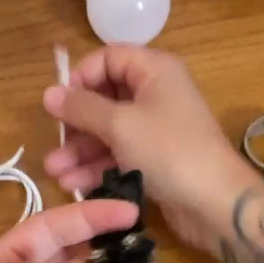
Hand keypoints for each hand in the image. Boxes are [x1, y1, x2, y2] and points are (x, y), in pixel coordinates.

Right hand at [42, 46, 252, 247]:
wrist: (214, 203)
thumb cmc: (169, 152)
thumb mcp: (120, 125)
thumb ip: (82, 108)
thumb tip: (48, 93)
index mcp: (154, 71)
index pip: (108, 59)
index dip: (81, 78)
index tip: (58, 104)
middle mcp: (156, 95)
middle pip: (105, 99)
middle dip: (76, 124)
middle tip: (53, 145)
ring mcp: (156, 131)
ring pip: (109, 133)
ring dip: (81, 152)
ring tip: (55, 172)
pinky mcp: (155, 162)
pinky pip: (119, 157)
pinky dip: (97, 168)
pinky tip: (73, 185)